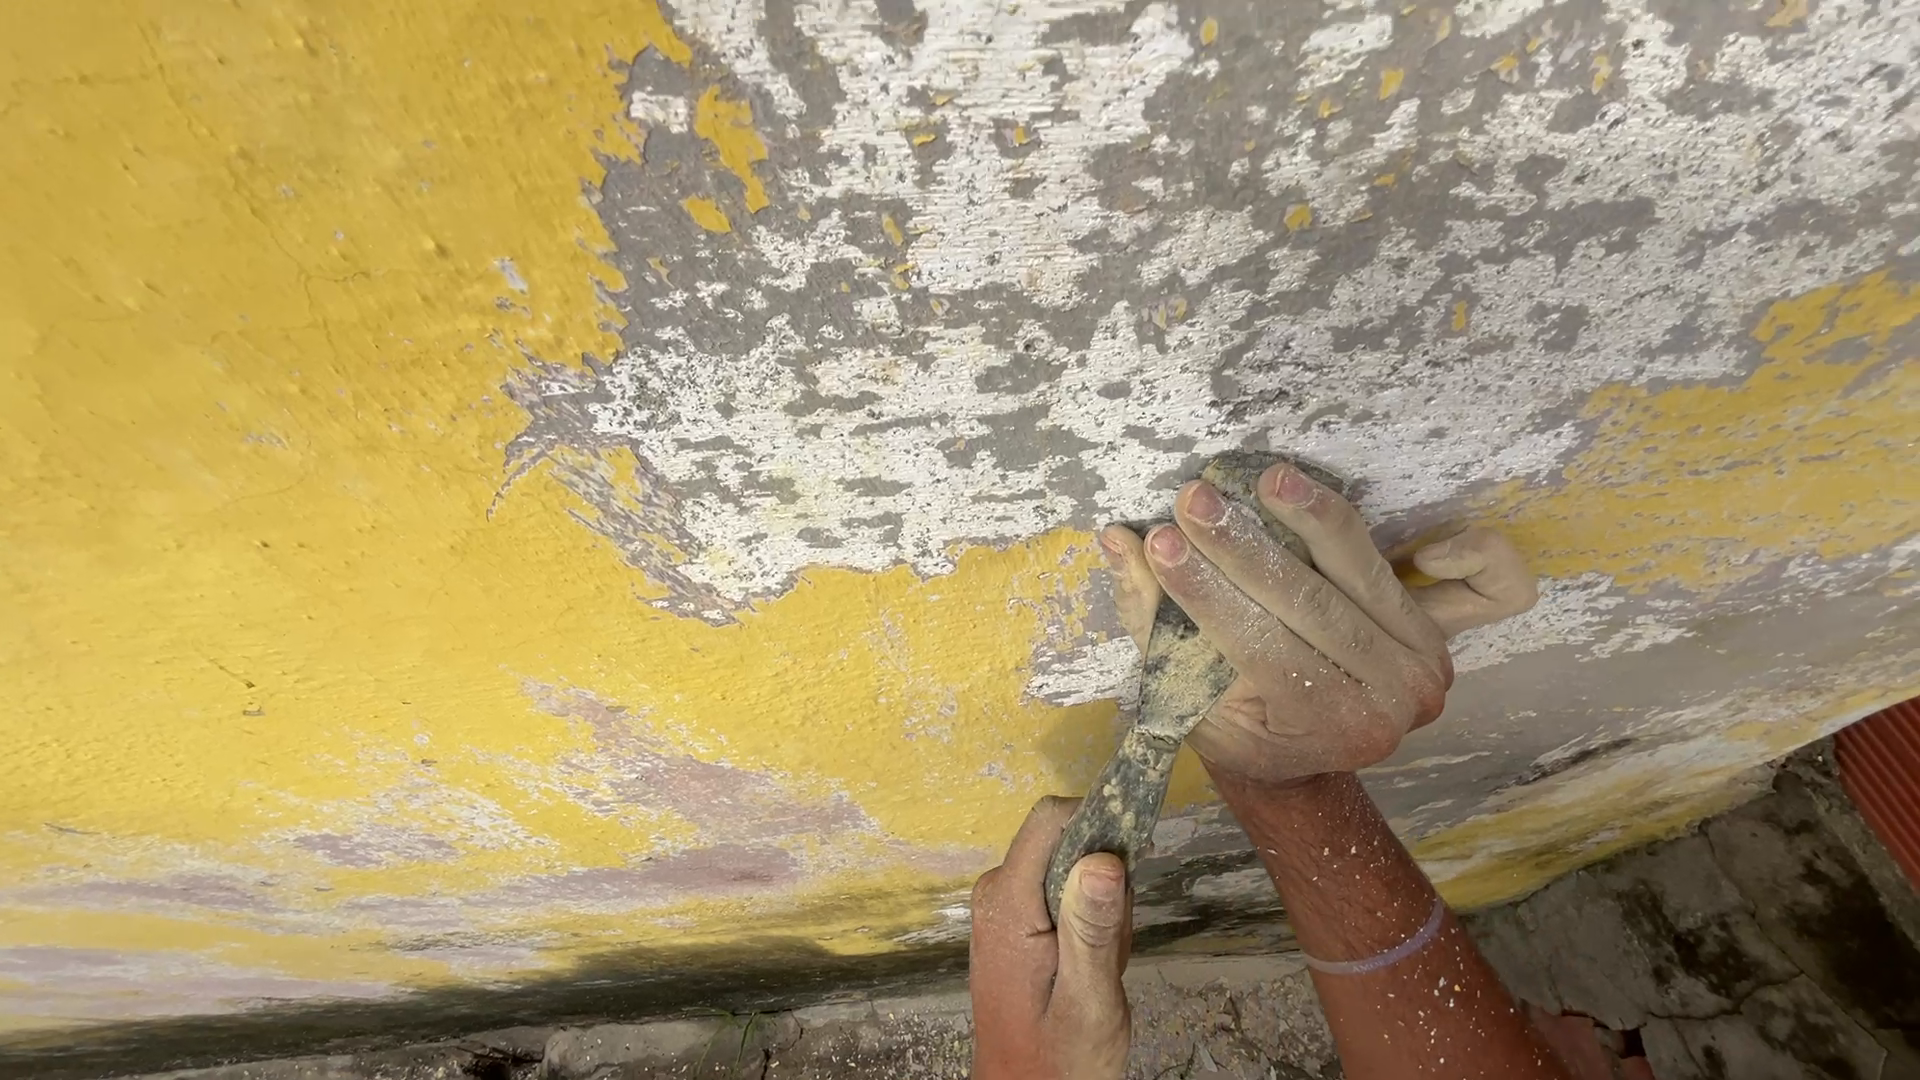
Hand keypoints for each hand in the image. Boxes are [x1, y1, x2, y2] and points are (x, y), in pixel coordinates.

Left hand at [970, 797, 1131, 1079]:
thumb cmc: (1058, 1062)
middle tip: (1110, 948)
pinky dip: (1086, 923)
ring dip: (1098, 911)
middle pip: (1067, 843)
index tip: (1131, 860)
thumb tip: (1103, 857)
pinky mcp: (1014, 914)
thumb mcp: (1088, 1002)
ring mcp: (1004, 900)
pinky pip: (1063, 891)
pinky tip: (1086, 966)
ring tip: (1099, 966)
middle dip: (1102, 886)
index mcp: (1008, 899)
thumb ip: (1093, 929)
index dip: (1096, 821)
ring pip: (1071, 868)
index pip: (1050, 818)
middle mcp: (998, 888)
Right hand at [1099, 462, 1535, 785]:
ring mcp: (1425, 666)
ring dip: (1312, 519)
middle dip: (1244, 547)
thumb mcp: (1178, 689)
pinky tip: (1412, 526)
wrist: (1294, 756)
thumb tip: (1114, 539)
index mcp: (1320, 727)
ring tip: (1267, 480)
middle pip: (1309, 601)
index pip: (1254, 641)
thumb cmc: (1229, 726)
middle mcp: (1389, 703)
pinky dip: (1464, 550)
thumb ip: (1147, 614)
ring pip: (1364, 573)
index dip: (1204, 588)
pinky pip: (1474, 586)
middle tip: (1194, 499)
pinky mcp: (1439, 633)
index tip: (1161, 541)